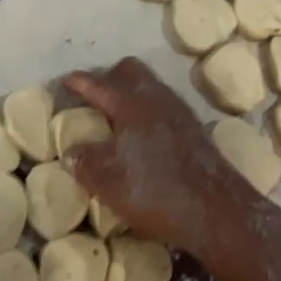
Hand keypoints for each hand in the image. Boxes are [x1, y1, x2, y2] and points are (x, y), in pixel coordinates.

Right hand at [60, 58, 280, 280]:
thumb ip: (86, 162)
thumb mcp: (110, 183)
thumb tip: (71, 151)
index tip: (64, 82)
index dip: (78, 82)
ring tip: (115, 115)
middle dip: (107, 77)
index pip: (98, 83)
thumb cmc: (157, 192)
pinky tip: (142, 133)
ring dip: (128, 91)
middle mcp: (154, 96)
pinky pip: (161, 101)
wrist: (217, 210)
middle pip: (128, 70)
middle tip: (92, 96)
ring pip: (147, 84)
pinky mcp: (191, 126)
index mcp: (130, 103)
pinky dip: (145, 107)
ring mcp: (176, 109)